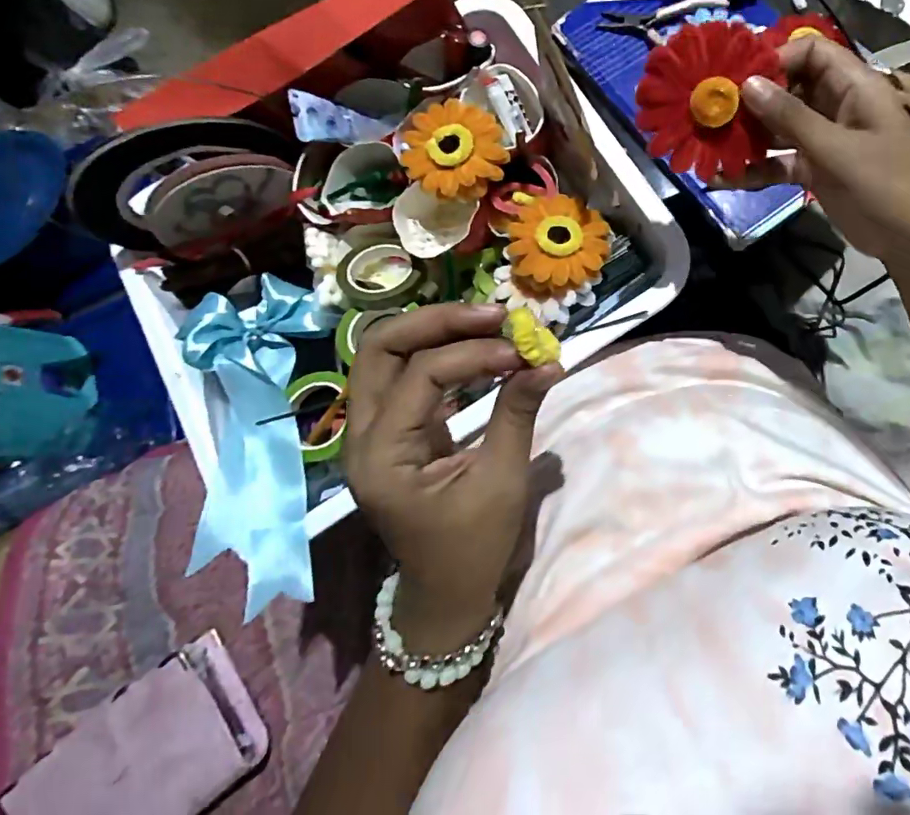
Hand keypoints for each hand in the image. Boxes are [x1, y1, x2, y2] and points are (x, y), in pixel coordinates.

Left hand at [341, 303, 562, 650]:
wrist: (445, 593)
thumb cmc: (473, 546)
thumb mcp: (502, 480)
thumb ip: (516, 413)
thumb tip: (547, 361)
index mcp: (380, 456)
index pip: (420, 375)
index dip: (473, 354)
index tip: (523, 350)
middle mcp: (361, 435)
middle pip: (381, 348)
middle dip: (439, 322)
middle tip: (495, 315)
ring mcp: (371, 431)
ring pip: (387, 354)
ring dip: (438, 331)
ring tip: (492, 324)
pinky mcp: (392, 430)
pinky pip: (406, 374)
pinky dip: (442, 353)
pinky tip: (480, 349)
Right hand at [721, 37, 909, 267]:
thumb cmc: (888, 184)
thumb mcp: (840, 150)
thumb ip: (793, 118)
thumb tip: (748, 84)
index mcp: (855, 87)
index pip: (811, 52)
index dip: (776, 57)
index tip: (738, 76)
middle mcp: (836, 107)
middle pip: (788, 88)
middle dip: (751, 99)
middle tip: (711, 110)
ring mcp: (825, 139)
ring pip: (779, 127)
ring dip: (747, 136)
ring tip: (708, 144)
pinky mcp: (815, 170)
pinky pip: (780, 162)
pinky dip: (756, 168)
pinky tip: (724, 177)